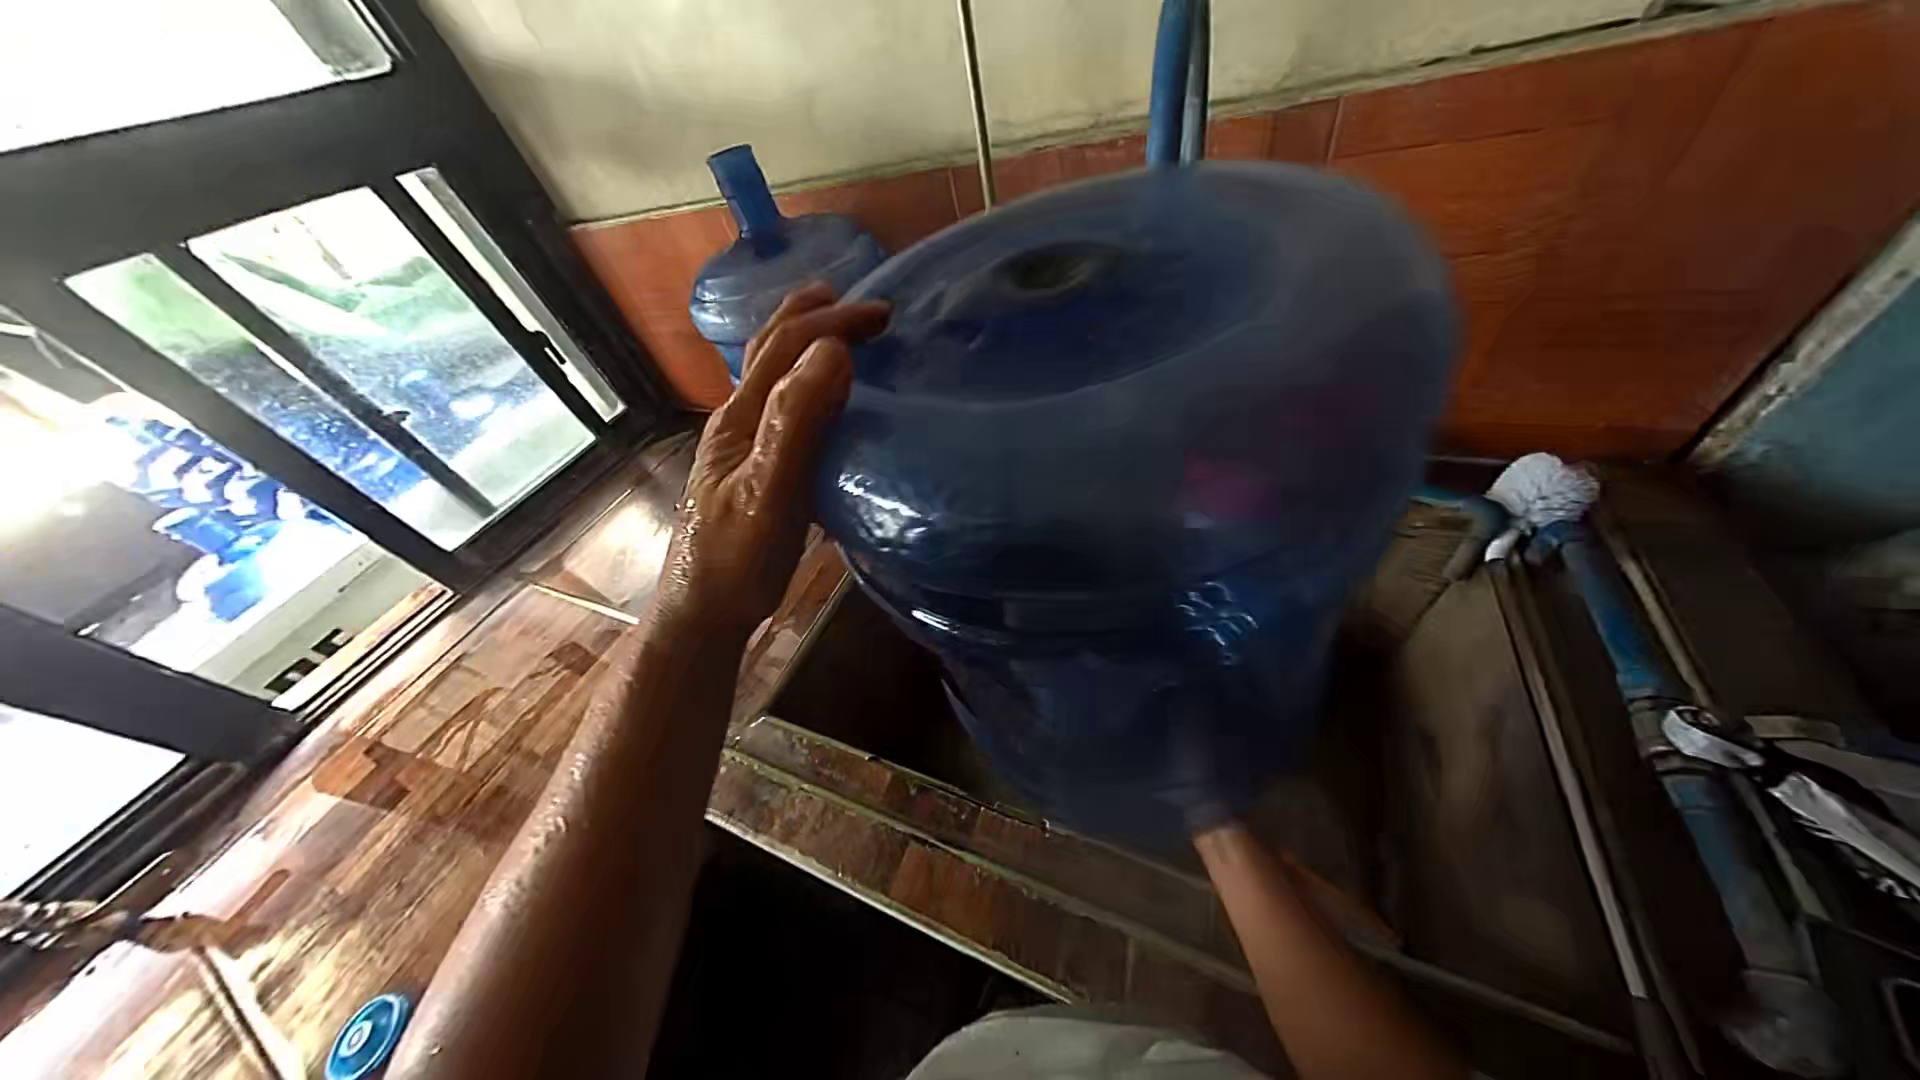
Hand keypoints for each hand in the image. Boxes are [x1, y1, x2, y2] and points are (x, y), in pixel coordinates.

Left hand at [653, 283, 888, 638]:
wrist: (704, 613)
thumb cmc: (737, 559)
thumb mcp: (769, 491)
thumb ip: (795, 424)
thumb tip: (831, 352)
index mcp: (740, 418)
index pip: (784, 348)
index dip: (831, 322)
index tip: (882, 315)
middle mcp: (737, 423)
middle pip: (769, 352)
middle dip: (813, 318)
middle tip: (858, 305)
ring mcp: (742, 449)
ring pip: (774, 381)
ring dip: (806, 347)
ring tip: (837, 333)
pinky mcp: (755, 473)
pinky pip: (783, 413)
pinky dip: (808, 388)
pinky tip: (825, 404)